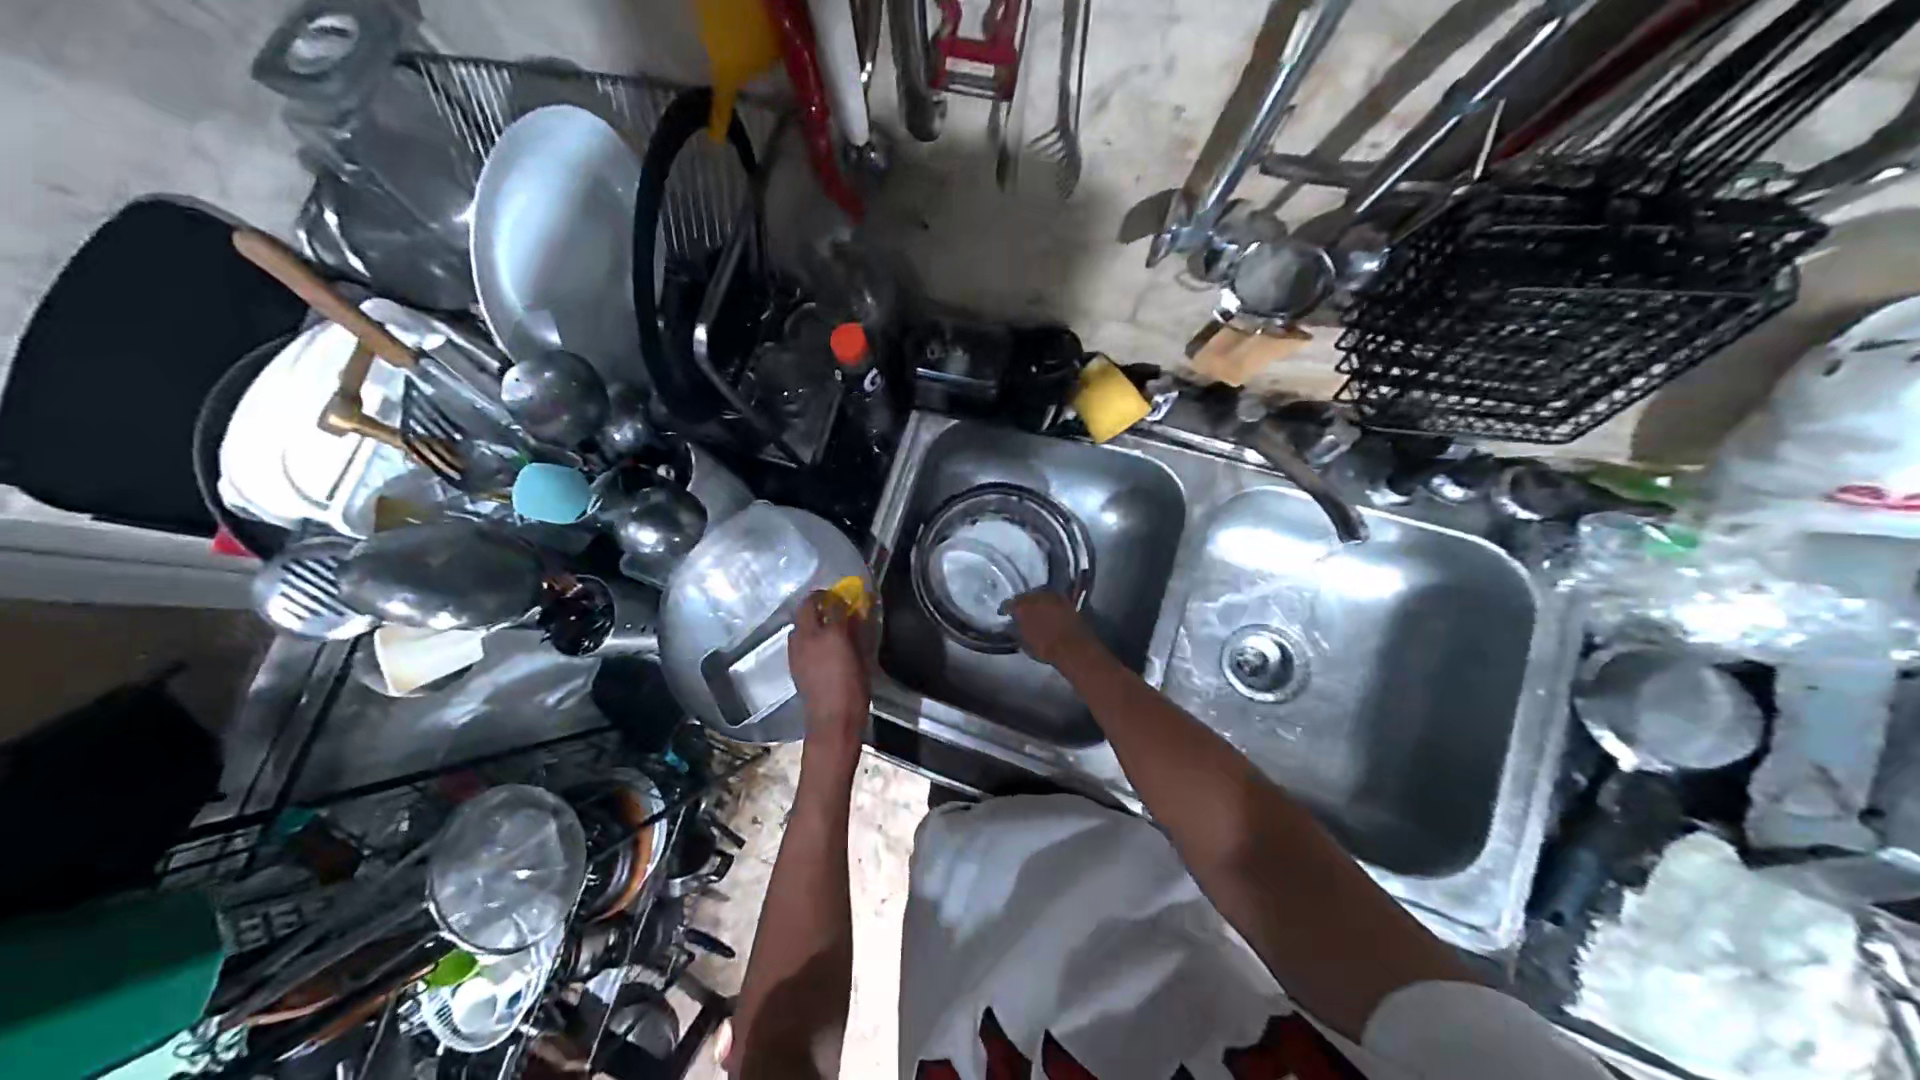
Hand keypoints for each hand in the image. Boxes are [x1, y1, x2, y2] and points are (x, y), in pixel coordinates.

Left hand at [788, 591, 870, 749]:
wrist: (832, 720)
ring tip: (823, 624)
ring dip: (809, 618)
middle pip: (806, 607)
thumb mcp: (863, 659)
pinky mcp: (792, 662)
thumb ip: (857, 633)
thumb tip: (855, 616)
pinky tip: (816, 644)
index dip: (840, 598)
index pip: (833, 604)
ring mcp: (796, 649)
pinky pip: (796, 639)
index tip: (846, 598)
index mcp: (832, 633)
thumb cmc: (854, 690)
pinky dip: (805, 634)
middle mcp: (809, 636)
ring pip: (798, 623)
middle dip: (816, 601)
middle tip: (829, 603)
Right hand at [1006, 589, 1101, 668]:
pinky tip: (1050, 611)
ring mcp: (1053, 595)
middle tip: (1022, 611)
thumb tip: (1010, 625)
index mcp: (1021, 606)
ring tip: (1036, 609)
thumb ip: (1015, 630)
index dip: (1005, 609)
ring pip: (1040, 594)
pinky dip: (1050, 604)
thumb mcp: (1024, 643)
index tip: (1003, 613)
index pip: (1008, 604)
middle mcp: (1036, 595)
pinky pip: (1054, 599)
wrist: (1074, 648)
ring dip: (1037, 601)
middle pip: (1025, 596)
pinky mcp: (1067, 600)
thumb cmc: (1045, 648)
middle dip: (1023, 603)